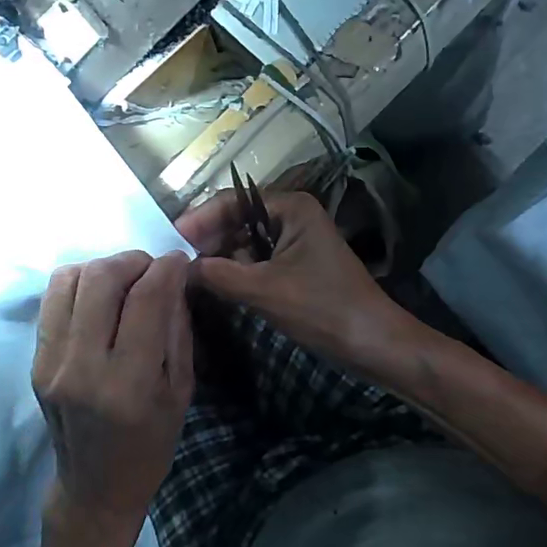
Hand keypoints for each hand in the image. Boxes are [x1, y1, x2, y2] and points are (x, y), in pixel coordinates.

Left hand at [32, 250, 194, 546]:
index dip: (166, 268)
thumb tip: (172, 275)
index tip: (179, 260)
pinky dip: (79, 283)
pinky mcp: (35, 360)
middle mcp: (84, 368)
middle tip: (151, 268)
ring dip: (104, 267)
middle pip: (102, 278)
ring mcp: (52, 362)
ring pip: (71, 279)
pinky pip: (53, 297)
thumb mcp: (181, 390)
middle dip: (133, 260)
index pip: (146, 299)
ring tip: (124, 280)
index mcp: (130, 385)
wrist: (94, 488)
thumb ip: (177, 328)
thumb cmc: (150, 444)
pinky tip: (98, 296)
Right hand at [175, 189, 420, 376]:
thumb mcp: (263, 290)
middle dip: (208, 240)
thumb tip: (179, 268)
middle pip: (238, 220)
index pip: (232, 202)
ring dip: (221, 258)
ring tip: (187, 275)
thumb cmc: (322, 309)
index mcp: (290, 207)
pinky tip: (215, 286)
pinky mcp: (298, 265)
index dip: (199, 219)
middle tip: (174, 261)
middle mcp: (293, 215)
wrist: (376, 344)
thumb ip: (217, 274)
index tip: (170, 240)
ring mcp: (297, 240)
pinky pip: (258, 260)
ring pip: (246, 242)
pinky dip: (237, 271)